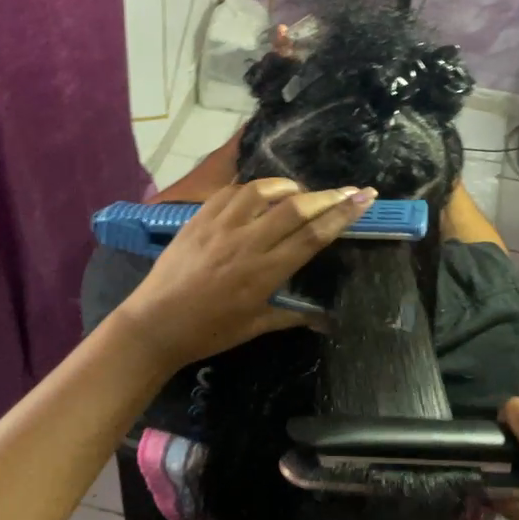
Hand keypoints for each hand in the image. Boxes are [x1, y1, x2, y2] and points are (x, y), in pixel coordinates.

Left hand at [114, 178, 374, 368]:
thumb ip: (292, 316)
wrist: (154, 324)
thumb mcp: (254, 327)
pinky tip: (261, 194)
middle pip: (296, 208)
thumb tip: (326, 320)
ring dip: (289, 187)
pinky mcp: (199, 218)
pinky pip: (231, 192)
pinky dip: (253, 189)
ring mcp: (221, 227)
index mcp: (264, 273)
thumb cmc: (208, 332)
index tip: (364, 198)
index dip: (342, 215)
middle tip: (350, 189)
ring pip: (263, 192)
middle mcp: (247, 243)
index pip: (313, 236)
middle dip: (329, 196)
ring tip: (302, 192)